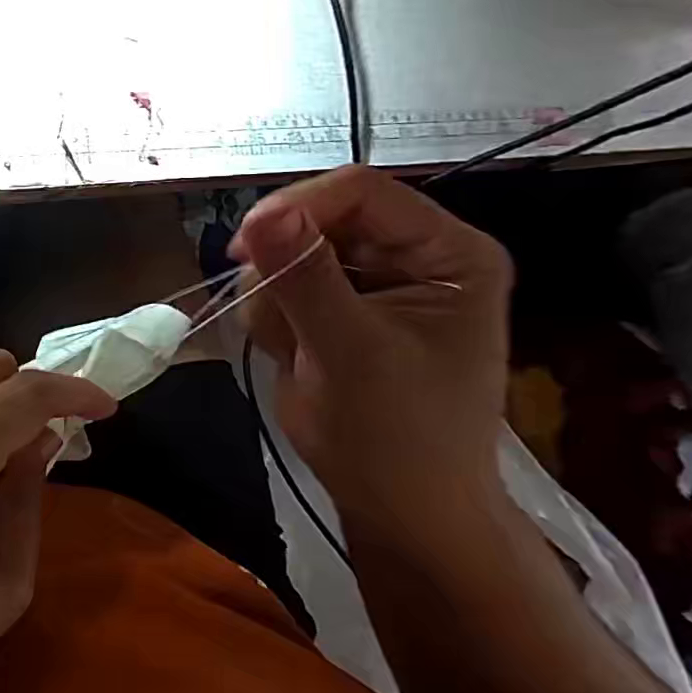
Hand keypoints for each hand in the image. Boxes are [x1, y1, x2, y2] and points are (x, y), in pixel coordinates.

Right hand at [230, 166, 512, 525]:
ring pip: (282, 250)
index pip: (361, 192)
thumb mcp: (350, 353)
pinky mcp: (330, 302)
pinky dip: (267, 315)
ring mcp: (366, 278)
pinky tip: (292, 352)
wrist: (392, 500)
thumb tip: (262, 212)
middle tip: (278, 319)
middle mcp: (409, 254)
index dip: (298, 209)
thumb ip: (306, 278)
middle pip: (314, 216)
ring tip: (298, 349)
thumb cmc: (395, 434)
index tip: (244, 249)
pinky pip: (271, 280)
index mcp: (447, 253)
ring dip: (272, 298)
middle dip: (283, 269)